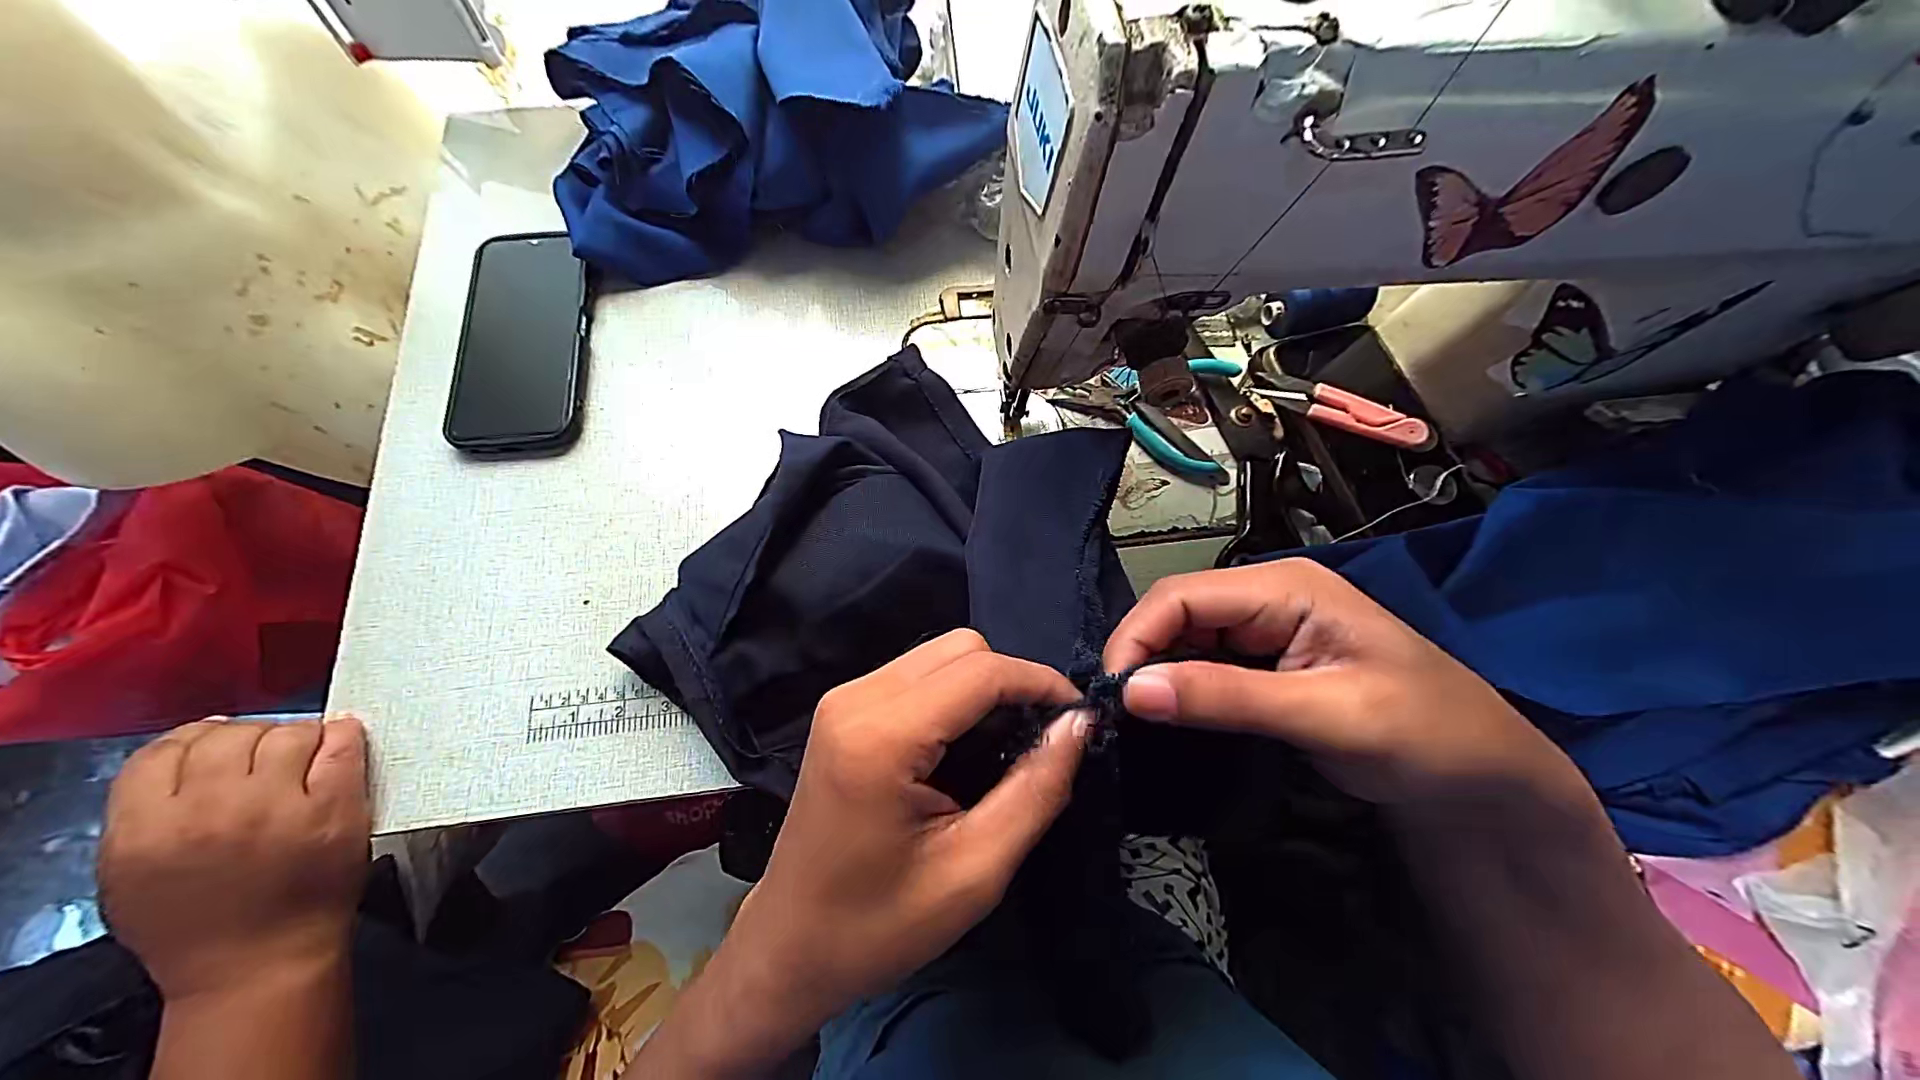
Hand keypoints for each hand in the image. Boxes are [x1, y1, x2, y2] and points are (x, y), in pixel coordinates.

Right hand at [99, 716, 370, 1002]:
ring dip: (298, 737)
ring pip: (288, 733)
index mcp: (145, 830)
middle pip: (231, 736)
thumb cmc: (197, 922)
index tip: (216, 744)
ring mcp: (279, 805)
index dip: (195, 740)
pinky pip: (342, 744)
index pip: (164, 751)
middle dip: (249, 738)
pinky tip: (341, 741)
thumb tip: (190, 753)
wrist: (259, 960)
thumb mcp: (132, 872)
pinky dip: (344, 734)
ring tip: (301, 757)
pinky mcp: (335, 805)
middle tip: (263, 756)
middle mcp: (211, 810)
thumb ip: (148, 812)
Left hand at [641, 629, 1090, 1077]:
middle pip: (960, 648)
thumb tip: (1078, 723)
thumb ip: (1035, 789)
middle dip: (1012, 683)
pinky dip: (954, 696)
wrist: (787, 947)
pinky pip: (917, 675)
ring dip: (984, 688)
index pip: (981, 671)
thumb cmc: (878, 925)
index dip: (1041, 683)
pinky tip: (963, 747)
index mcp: (881, 735)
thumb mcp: (974, 871)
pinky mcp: (843, 709)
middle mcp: (857, 697)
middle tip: (1040, 740)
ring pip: (940, 655)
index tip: (1080, 718)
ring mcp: (844, 699)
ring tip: (1007, 746)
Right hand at [1105, 559, 1580, 808]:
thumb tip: (1131, 691)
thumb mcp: (1325, 715)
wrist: (1484, 778)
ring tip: (1134, 718)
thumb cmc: (1424, 735)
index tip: (1112, 694)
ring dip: (1156, 673)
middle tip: (1117, 714)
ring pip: (1183, 639)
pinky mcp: (1263, 660)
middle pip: (1175, 613)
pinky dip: (1178, 687)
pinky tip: (1167, 714)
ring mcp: (1264, 627)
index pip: (1181, 596)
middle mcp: (1266, 596)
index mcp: (1285, 587)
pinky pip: (1202, 663)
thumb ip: (1225, 697)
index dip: (1136, 637)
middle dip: (1140, 656)